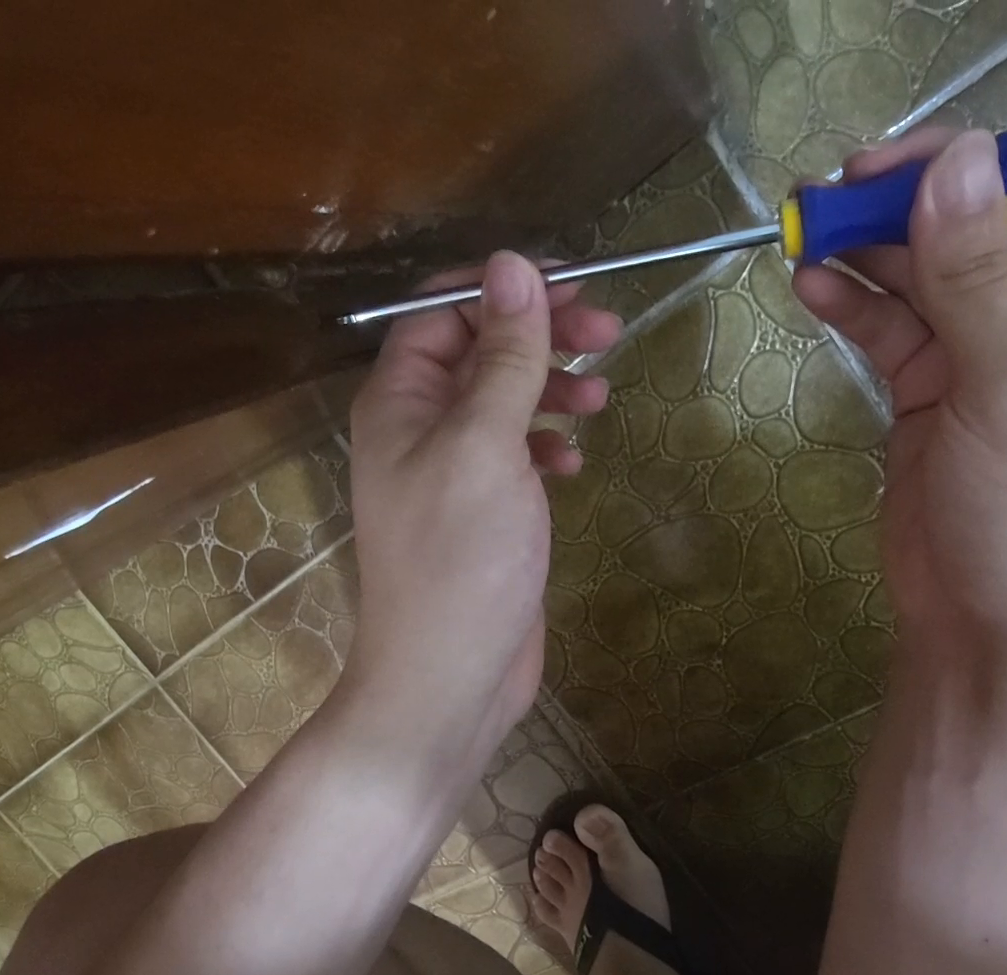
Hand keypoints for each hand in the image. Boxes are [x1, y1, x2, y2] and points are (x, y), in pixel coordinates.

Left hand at [347, 253, 617, 743]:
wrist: (450, 676)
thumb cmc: (460, 557)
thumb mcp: (484, 444)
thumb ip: (502, 357)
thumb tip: (512, 265)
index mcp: (399, 398)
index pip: (442, 310)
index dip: (503, 290)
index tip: (572, 287)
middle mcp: (418, 425)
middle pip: (479, 350)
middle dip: (540, 335)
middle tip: (608, 332)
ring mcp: (451, 469)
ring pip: (504, 400)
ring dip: (551, 387)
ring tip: (600, 398)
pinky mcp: (483, 508)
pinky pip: (515, 452)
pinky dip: (546, 444)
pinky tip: (573, 463)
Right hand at [793, 57, 1006, 668]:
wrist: (980, 624)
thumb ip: (978, 278)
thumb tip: (956, 159)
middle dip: (959, 175)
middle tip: (872, 173)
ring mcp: (992, 345)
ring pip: (943, 257)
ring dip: (882, 233)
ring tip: (816, 215)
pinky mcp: (930, 381)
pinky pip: (892, 318)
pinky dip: (853, 297)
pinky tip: (811, 284)